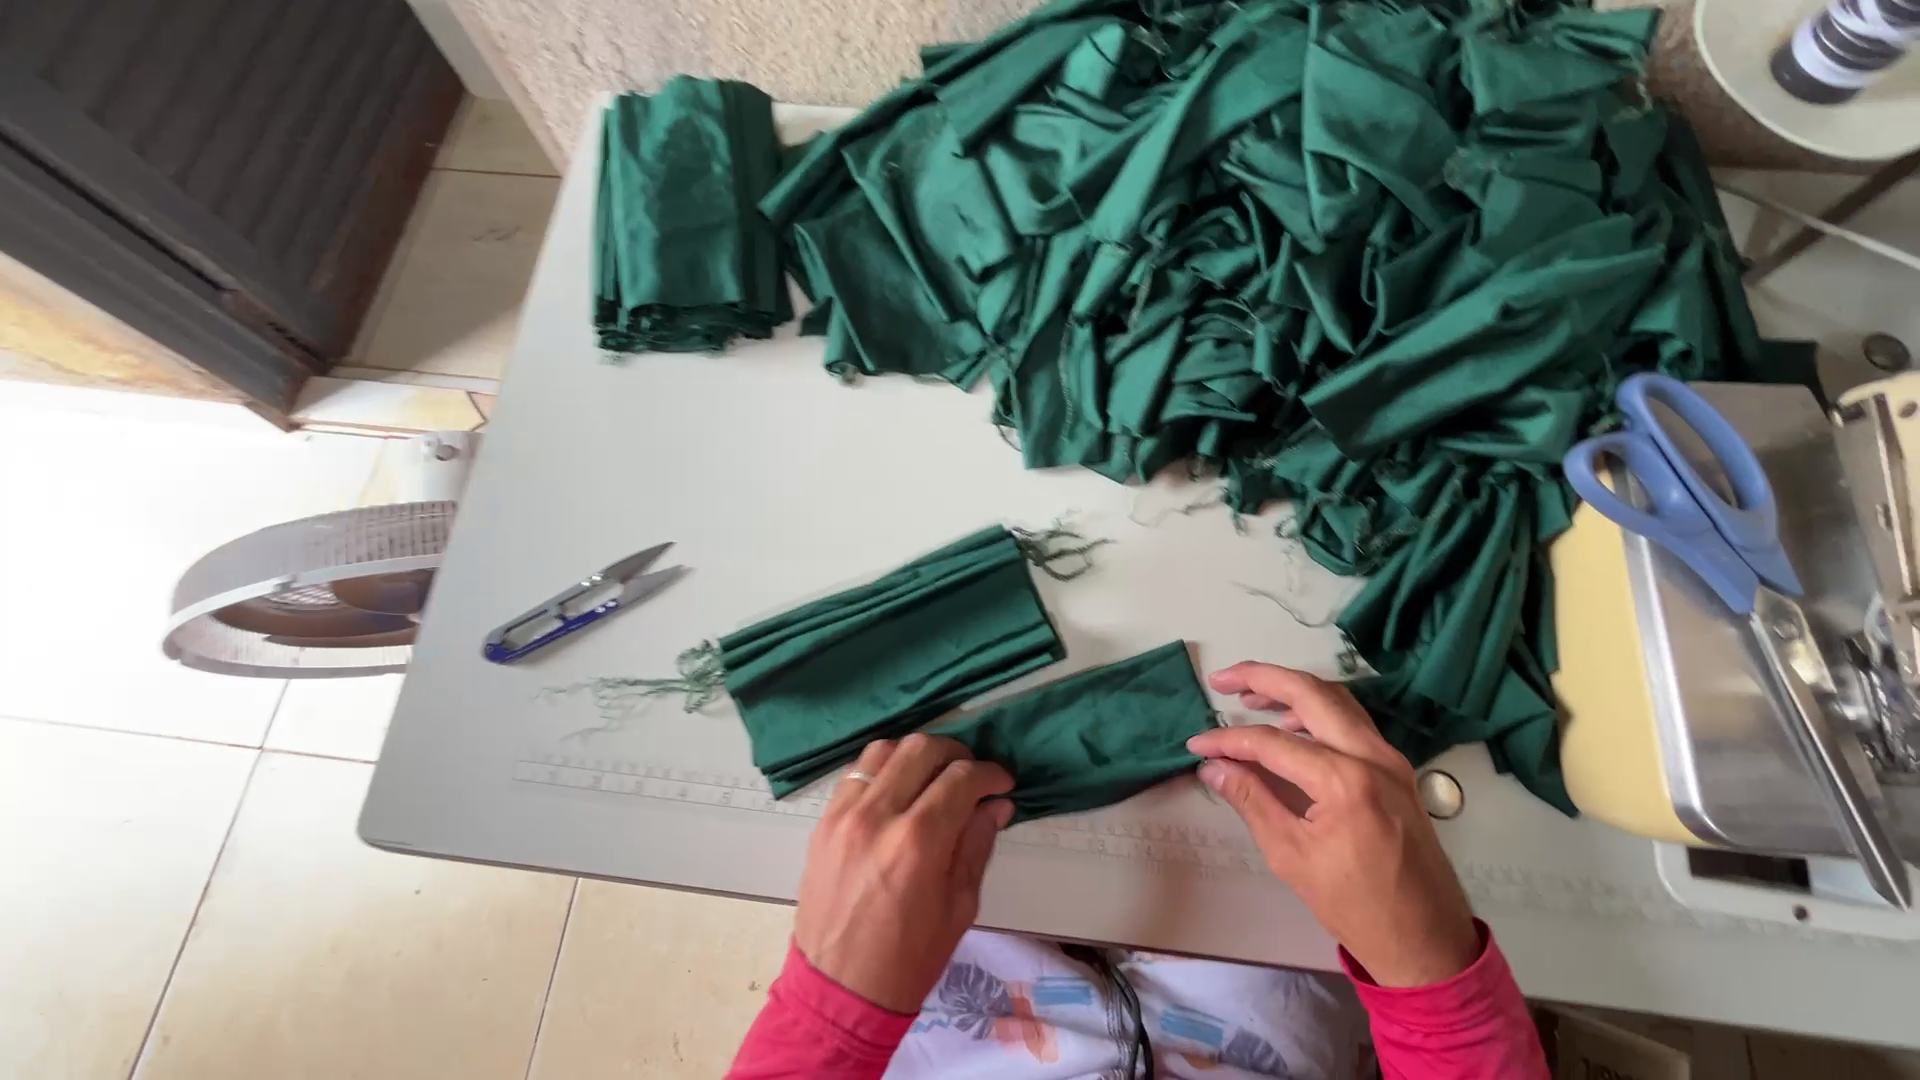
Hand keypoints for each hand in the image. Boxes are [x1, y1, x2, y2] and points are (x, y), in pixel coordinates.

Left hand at [793, 733, 1015, 1011]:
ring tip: (935, 775)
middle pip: (922, 748)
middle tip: (972, 775)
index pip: (961, 778)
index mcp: (917, 842)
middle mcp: (878, 816)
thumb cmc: (908, 958)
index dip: (990, 774)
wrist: (838, 992)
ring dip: (917, 753)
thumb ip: (977, 844)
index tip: (1002, 783)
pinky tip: (899, 787)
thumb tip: (996, 803)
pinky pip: (856, 771)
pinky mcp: (823, 820)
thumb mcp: (959, 907)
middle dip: (957, 754)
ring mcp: (843, 814)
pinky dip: (884, 767)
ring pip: (885, 748)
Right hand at [1189, 662, 1479, 987]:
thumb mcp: (1290, 855)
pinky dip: (1317, 709)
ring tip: (1250, 697)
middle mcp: (1372, 756)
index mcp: (1344, 781)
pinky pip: (1352, 720)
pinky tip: (1291, 723)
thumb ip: (1250, 800)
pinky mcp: (1396, 768)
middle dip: (1262, 678)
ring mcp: (1390, 758)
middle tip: (1223, 679)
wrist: (1426, 940)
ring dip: (1291, 689)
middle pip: (1311, 693)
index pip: (1271, 742)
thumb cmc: (1354, 904)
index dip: (1227, 740)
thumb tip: (1212, 766)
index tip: (1197, 745)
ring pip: (1336, 699)